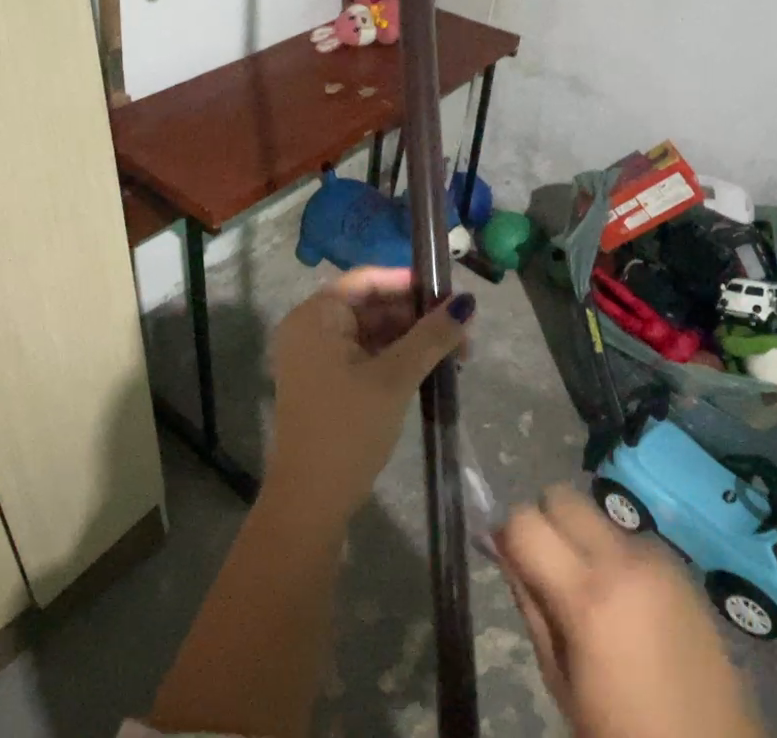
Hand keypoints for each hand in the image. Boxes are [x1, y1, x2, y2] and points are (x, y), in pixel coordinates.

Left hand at [264, 267, 473, 520]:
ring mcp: (314, 357)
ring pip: (370, 332)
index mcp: (315, 316)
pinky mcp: (324, 383)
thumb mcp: (395, 377)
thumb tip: (468, 302)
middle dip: (417, 317)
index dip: (409, 283)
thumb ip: (431, 336)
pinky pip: (363, 355)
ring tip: (456, 356)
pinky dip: (395, 359)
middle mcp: (309, 328)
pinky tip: (430, 370)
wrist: (312, 497)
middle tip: (463, 334)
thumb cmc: (349, 428)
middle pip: (370, 305)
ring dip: (411, 340)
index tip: (451, 296)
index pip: (366, 280)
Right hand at [497, 487, 764, 737]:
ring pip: (597, 514)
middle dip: (545, 521)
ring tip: (589, 588)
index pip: (524, 519)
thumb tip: (501, 549)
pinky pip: (628, 539)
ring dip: (581, 537)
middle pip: (563, 496)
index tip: (508, 558)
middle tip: (546, 566)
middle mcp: (624, 560)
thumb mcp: (557, 674)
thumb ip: (528, 602)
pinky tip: (624, 599)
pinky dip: (613, 554)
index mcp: (587, 594)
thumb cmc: (619, 723)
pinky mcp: (681, 567)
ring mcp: (658, 559)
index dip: (508, 535)